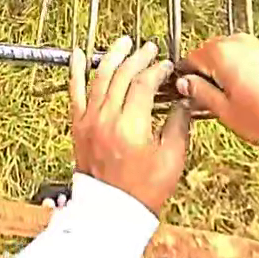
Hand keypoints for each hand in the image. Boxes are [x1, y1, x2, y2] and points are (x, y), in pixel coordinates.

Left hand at [72, 36, 191, 214]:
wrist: (110, 215)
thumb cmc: (142, 191)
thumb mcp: (171, 159)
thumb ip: (178, 124)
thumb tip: (184, 99)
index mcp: (131, 127)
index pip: (143, 83)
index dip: (156, 70)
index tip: (166, 67)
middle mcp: (107, 119)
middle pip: (122, 75)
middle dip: (138, 58)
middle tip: (149, 49)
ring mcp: (89, 120)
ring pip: (100, 77)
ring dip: (112, 56)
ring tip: (123, 43)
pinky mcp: (78, 125)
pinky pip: (74, 91)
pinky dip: (75, 70)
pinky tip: (78, 54)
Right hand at [176, 33, 258, 147]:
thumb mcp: (225, 111)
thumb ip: (200, 93)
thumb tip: (186, 84)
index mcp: (221, 53)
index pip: (191, 58)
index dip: (188, 77)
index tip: (189, 91)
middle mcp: (238, 42)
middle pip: (210, 53)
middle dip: (208, 73)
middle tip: (213, 99)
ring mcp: (257, 44)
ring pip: (230, 54)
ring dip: (227, 71)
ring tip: (237, 99)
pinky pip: (248, 56)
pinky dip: (245, 69)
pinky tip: (253, 92)